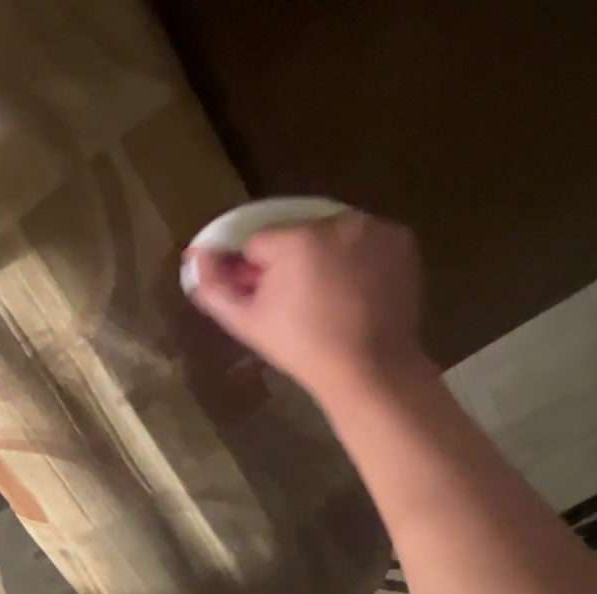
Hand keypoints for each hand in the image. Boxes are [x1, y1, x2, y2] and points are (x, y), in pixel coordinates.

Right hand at [185, 211, 430, 393]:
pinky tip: (354, 289)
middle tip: (296, 302)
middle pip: (296, 234)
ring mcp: (374, 228)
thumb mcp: (246, 322)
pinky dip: (357, 257)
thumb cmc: (301, 347)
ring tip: (327, 297)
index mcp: (297, 239)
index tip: (267, 300)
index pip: (257, 242)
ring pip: (330, 235)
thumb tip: (195, 256)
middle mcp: (338, 222)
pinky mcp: (401, 239)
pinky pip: (364, 240)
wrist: (370, 367)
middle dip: (290, 261)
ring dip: (322, 256)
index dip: (256, 272)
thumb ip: (214, 286)